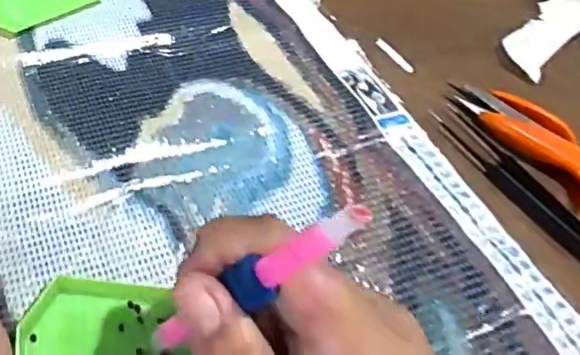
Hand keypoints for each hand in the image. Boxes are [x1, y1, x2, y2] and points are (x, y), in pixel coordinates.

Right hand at [169, 215, 430, 354]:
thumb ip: (234, 348)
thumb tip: (188, 286)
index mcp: (346, 310)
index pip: (269, 236)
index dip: (216, 248)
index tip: (187, 297)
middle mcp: (372, 302)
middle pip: (278, 261)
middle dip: (232, 289)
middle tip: (208, 341)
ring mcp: (387, 322)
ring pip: (296, 286)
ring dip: (258, 313)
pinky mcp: (392, 341)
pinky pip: (323, 311)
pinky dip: (289, 329)